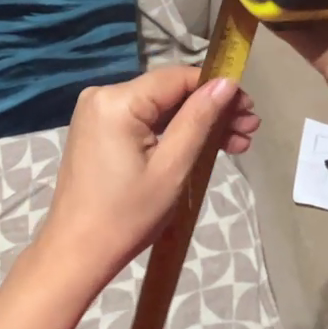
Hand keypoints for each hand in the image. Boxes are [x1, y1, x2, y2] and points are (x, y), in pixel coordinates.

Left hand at [36, 67, 256, 285]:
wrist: (77, 251)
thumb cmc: (127, 215)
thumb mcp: (172, 168)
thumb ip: (199, 120)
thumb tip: (225, 83)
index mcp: (117, 100)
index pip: (177, 77)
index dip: (216, 88)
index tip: (249, 108)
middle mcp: (102, 95)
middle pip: (168, 92)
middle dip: (210, 109)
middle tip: (250, 130)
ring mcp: (96, 111)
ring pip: (158, 107)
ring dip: (195, 122)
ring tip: (237, 143)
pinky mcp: (97, 128)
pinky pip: (142, 120)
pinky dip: (171, 131)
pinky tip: (203, 146)